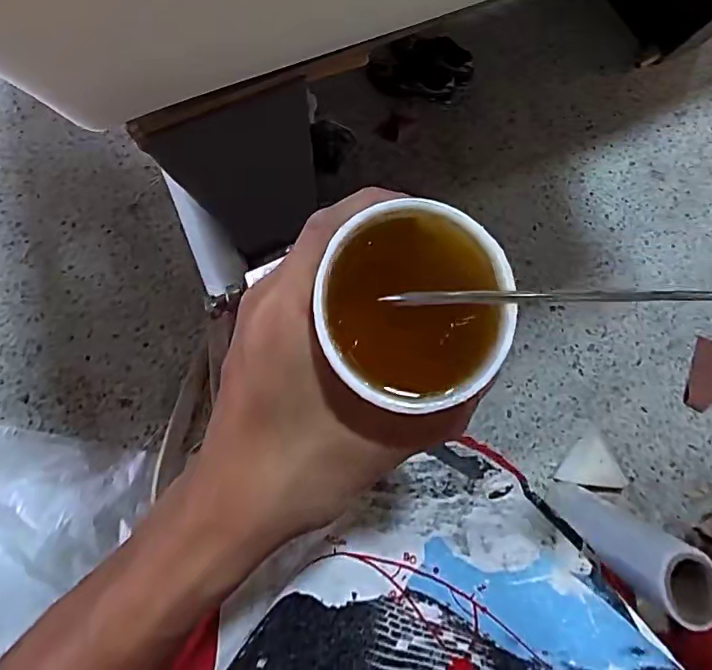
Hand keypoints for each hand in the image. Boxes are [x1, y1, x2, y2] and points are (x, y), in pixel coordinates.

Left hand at [192, 187, 483, 546]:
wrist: (231, 507)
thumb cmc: (300, 468)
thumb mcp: (385, 438)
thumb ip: (440, 405)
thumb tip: (480, 371)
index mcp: (289, 304)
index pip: (329, 223)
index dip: (377, 205)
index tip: (421, 217)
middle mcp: (266, 295)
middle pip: (321, 233)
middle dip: (373, 226)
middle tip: (421, 244)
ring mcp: (254, 313)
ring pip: (309, 256)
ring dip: (351, 251)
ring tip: (400, 268)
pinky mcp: (254, 332)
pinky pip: (299, 283)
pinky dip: (332, 277)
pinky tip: (363, 308)